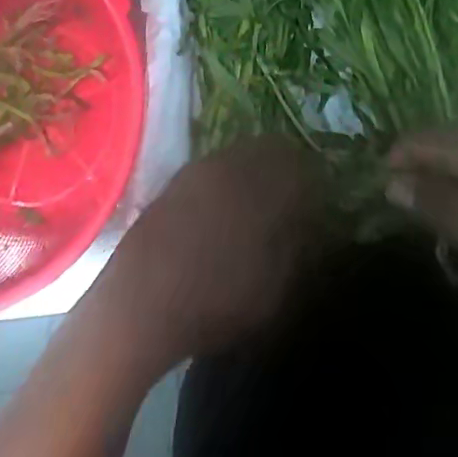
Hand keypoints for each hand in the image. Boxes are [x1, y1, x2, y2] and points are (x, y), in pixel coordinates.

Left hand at [89, 138, 324, 362]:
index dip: (316, 180)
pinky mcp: (173, 184)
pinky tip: (225, 215)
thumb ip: (298, 248)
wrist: (137, 307)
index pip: (301, 163)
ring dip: (256, 173)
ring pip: (239, 156)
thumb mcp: (274, 288)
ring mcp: (196, 171)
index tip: (321, 203)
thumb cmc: (214, 302)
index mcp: (259, 184)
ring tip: (259, 209)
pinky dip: (228, 183)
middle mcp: (228, 165)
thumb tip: (311, 226)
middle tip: (294, 201)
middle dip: (287, 170)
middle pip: (269, 149)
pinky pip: (213, 170)